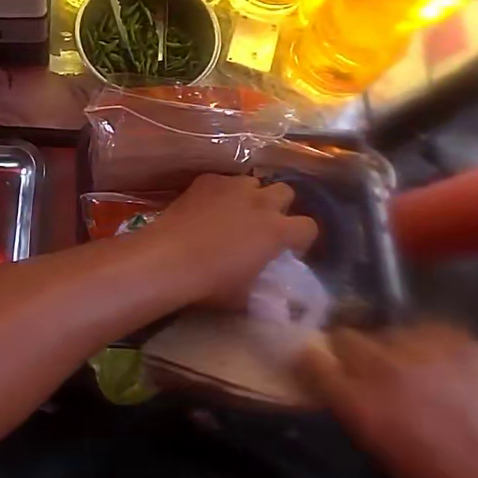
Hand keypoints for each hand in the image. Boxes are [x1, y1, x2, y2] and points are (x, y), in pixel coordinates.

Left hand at [142, 174, 317, 305]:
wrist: (168, 259)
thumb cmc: (211, 283)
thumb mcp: (245, 297)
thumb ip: (266, 291)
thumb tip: (276, 297)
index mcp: (277, 231)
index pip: (309, 227)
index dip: (302, 238)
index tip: (289, 249)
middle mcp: (261, 201)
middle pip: (286, 192)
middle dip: (281, 206)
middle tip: (265, 225)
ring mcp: (234, 185)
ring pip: (255, 182)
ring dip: (252, 196)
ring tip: (235, 213)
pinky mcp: (208, 179)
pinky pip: (224, 181)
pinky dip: (222, 193)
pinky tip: (207, 209)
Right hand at [297, 325, 477, 477]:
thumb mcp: (394, 465)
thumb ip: (364, 419)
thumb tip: (349, 394)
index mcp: (363, 408)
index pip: (314, 362)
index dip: (312, 361)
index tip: (314, 364)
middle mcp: (385, 368)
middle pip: (346, 338)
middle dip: (347, 352)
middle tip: (363, 371)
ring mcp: (423, 345)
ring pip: (388, 333)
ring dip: (390, 350)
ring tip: (413, 372)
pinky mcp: (458, 335)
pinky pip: (426, 331)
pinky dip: (426, 346)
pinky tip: (445, 369)